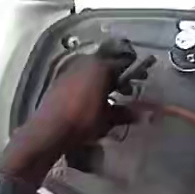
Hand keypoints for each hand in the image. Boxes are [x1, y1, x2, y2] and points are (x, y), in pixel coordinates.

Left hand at [2, 40, 148, 185]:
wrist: (49, 130)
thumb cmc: (82, 121)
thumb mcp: (108, 119)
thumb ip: (126, 112)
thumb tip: (145, 113)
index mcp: (100, 67)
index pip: (123, 63)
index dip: (135, 72)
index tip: (142, 79)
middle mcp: (85, 63)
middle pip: (107, 65)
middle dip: (118, 77)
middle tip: (127, 90)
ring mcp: (70, 71)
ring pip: (92, 71)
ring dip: (103, 82)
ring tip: (111, 97)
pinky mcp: (59, 81)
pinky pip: (80, 78)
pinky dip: (90, 85)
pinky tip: (92, 101)